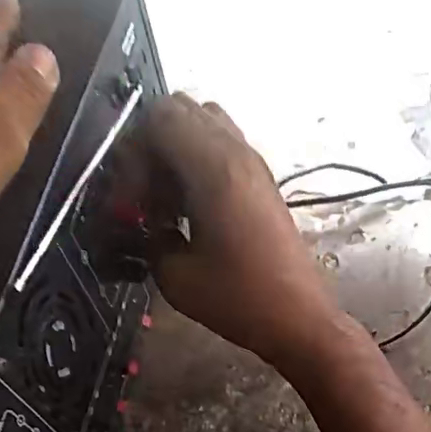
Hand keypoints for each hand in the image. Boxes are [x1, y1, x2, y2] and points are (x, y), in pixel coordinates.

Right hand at [142, 96, 342, 366]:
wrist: (299, 320)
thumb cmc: (240, 301)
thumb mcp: (177, 277)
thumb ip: (151, 238)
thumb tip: (146, 226)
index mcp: (215, 167)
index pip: (158, 117)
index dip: (132, 153)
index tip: (131, 201)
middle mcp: (238, 154)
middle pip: (181, 111)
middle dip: (152, 146)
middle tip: (146, 197)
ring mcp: (256, 167)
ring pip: (205, 128)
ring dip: (177, 154)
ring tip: (169, 204)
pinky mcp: (265, 187)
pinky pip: (225, 152)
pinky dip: (200, 168)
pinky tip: (194, 214)